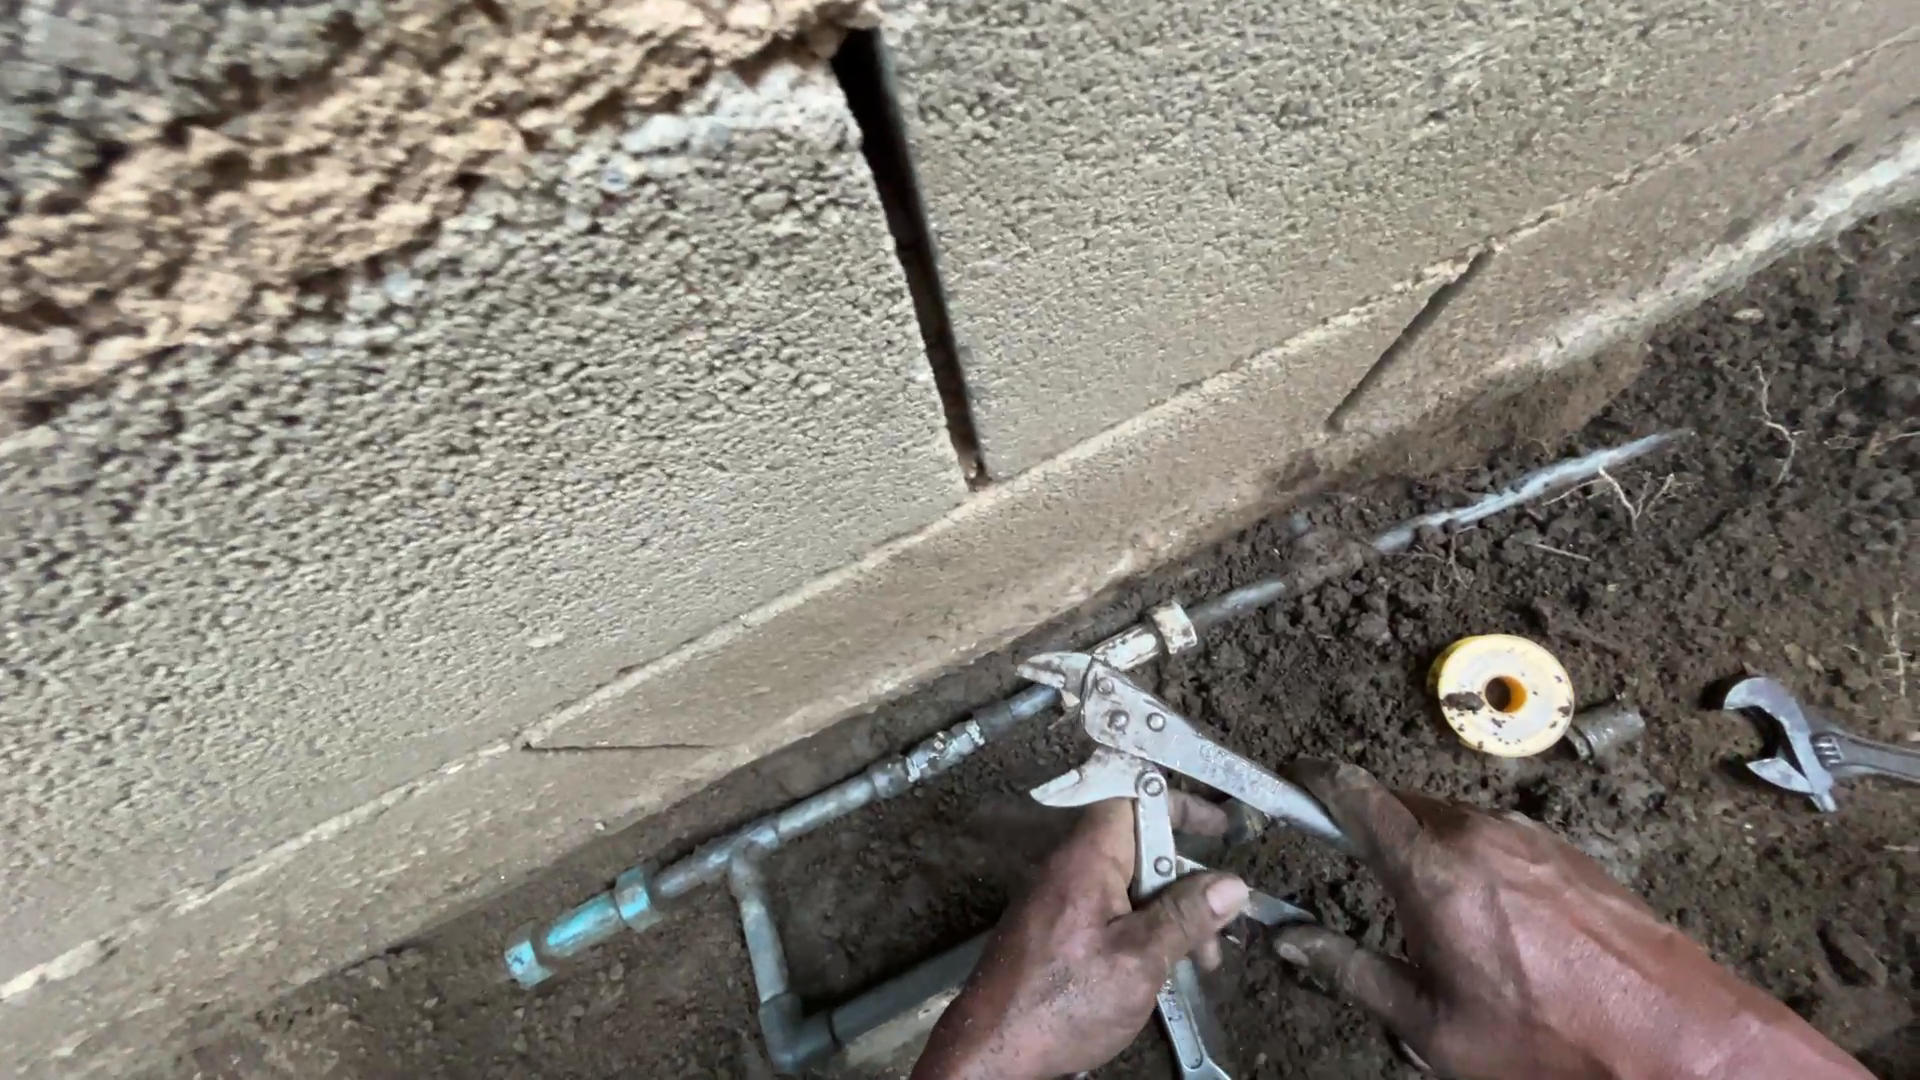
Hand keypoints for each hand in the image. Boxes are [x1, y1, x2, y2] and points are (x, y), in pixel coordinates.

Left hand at [911, 793, 1250, 1079]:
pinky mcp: (1054, 922)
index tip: (1216, 825)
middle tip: (1218, 921)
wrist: (994, 1045)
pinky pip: (1107, 905)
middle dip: (1182, 878)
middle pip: (1135, 844)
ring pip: (1125, 881)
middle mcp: (1068, 863)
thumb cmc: (1063, 1001)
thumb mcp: (1139, 961)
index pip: (1132, 799)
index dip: (1175, 804)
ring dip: (1166, 910)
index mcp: (1086, 856)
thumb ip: (1184, 917)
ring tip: (1199, 959)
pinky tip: (1163, 963)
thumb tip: (1231, 884)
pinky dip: (1140, 925)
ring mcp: (1058, 893)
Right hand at [1273, 760, 1871, 1079]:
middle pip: (1393, 801)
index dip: (1312, 776)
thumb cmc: (1551, 1049)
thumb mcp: (1432, 1027)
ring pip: (1441, 815)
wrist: (1696, 1058)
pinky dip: (1465, 850)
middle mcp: (1472, 831)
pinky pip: (1488, 830)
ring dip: (1416, 838)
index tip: (1289, 777)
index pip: (1351, 791)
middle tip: (1358, 866)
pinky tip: (1488, 909)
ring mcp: (1522, 833)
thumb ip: (1347, 969)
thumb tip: (1285, 938)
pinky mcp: (1561, 846)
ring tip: (1431, 904)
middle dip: (1365, 821)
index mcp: (1429, 868)